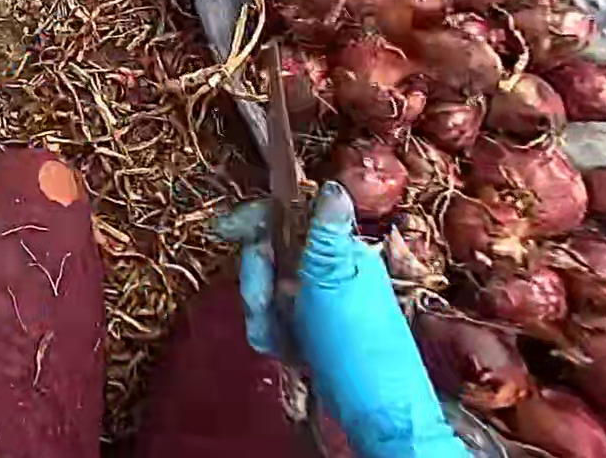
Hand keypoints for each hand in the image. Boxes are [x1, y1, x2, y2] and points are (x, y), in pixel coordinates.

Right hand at [219, 182, 469, 457]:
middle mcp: (326, 270)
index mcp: (337, 250)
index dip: (255, 220)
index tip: (225, 229)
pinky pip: (274, 319)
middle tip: (263, 302)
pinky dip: (273, 334)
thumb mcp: (335, 280)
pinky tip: (284, 352)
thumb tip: (333, 185)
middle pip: (269, 252)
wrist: (380, 420)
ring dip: (262, 312)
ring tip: (277, 337)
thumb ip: (325, 232)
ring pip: (267, 287)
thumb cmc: (357, 344)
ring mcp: (317, 301)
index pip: (286, 215)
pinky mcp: (310, 331)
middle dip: (257, 277)